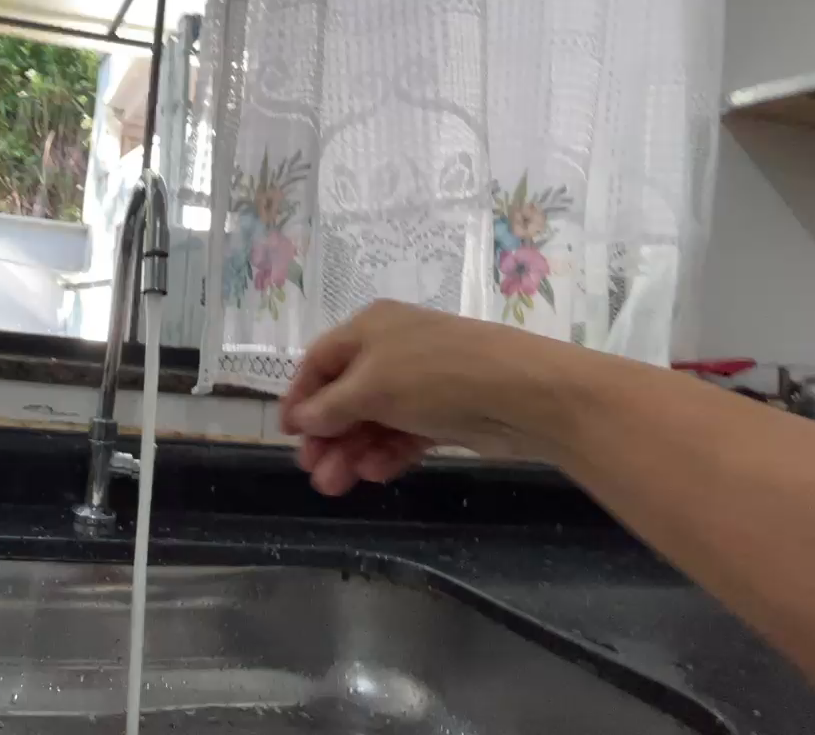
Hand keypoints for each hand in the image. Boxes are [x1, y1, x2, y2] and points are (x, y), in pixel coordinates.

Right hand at [279, 301, 580, 494]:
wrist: (527, 394)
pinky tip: (374, 474)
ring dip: (353, 451)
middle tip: (313, 473)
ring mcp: (420, 382)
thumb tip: (300, 419)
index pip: (319, 361)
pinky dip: (387, 452)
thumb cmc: (434, 375)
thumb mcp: (371, 388)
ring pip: (373, 419)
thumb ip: (330, 407)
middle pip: (345, 395)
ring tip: (336, 486)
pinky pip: (404, 433)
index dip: (300, 396)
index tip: (288, 434)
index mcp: (368, 328)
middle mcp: (391, 350)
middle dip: (327, 435)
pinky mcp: (445, 413)